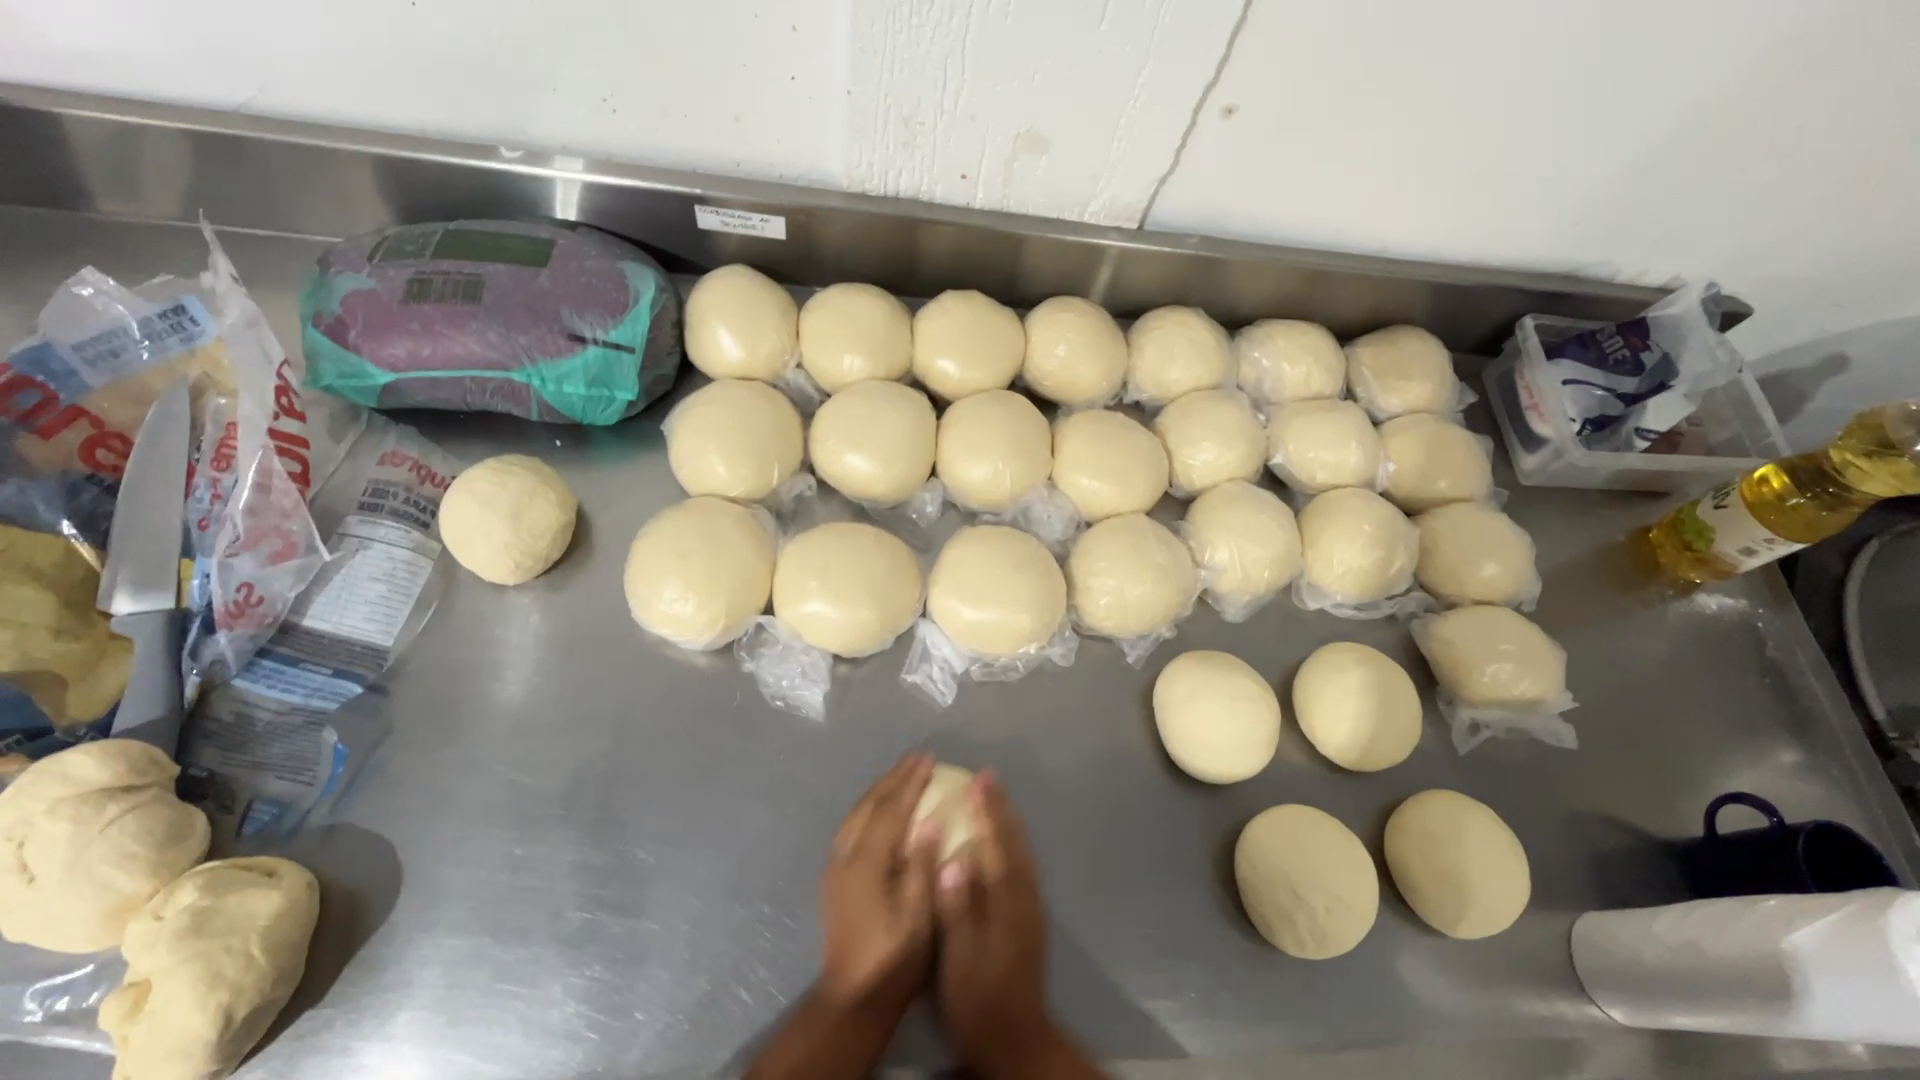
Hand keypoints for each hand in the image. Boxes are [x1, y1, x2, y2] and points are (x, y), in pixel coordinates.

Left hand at [818, 754, 941, 1014]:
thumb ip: (922, 865)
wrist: (853, 998)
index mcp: (865, 865)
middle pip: (868, 806)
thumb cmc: (894, 961)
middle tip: (916, 758)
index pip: (890, 811)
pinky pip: (852, 828)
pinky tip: (883, 810)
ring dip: (879, 791)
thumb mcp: (919, 917)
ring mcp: (835, 868)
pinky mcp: (834, 879)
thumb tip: (930, 820)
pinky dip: (870, 809)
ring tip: (902, 775)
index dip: (911, 784)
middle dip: (893, 780)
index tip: (930, 760)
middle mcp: (844, 858)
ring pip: (856, 815)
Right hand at [933, 771, 1070, 1076]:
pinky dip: (1011, 844)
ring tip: (995, 799)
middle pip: (1015, 844)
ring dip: (1009, 823)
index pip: (996, 847)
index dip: (986, 813)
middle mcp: (1025, 900)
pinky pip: (1021, 867)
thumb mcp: (960, 961)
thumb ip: (957, 910)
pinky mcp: (1029, 921)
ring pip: (1022, 854)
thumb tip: (953, 859)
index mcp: (1007, 905)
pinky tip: (1001, 843)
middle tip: (987, 777)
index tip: (975, 781)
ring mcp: (1030, 911)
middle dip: (1001, 809)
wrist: (1014, 1040)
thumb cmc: (979, 1001)